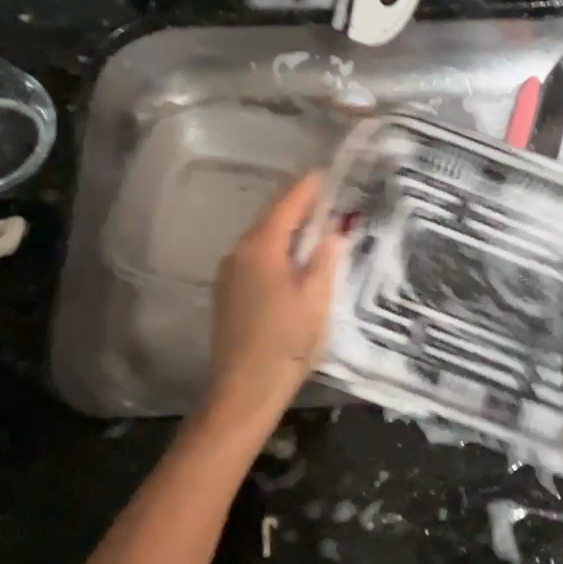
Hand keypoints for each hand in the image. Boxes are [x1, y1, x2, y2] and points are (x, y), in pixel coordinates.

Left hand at [205, 172, 343, 428]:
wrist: (244, 391)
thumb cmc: (286, 342)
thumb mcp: (318, 298)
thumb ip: (326, 258)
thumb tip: (335, 230)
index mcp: (262, 247)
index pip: (288, 202)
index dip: (311, 185)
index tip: (331, 172)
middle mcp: (239, 251)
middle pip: (273, 216)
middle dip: (301, 206)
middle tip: (333, 201)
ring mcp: (229, 272)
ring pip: (264, 238)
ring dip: (290, 230)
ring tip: (320, 230)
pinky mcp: (228, 293)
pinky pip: (256, 257)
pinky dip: (278, 250)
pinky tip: (296, 262)